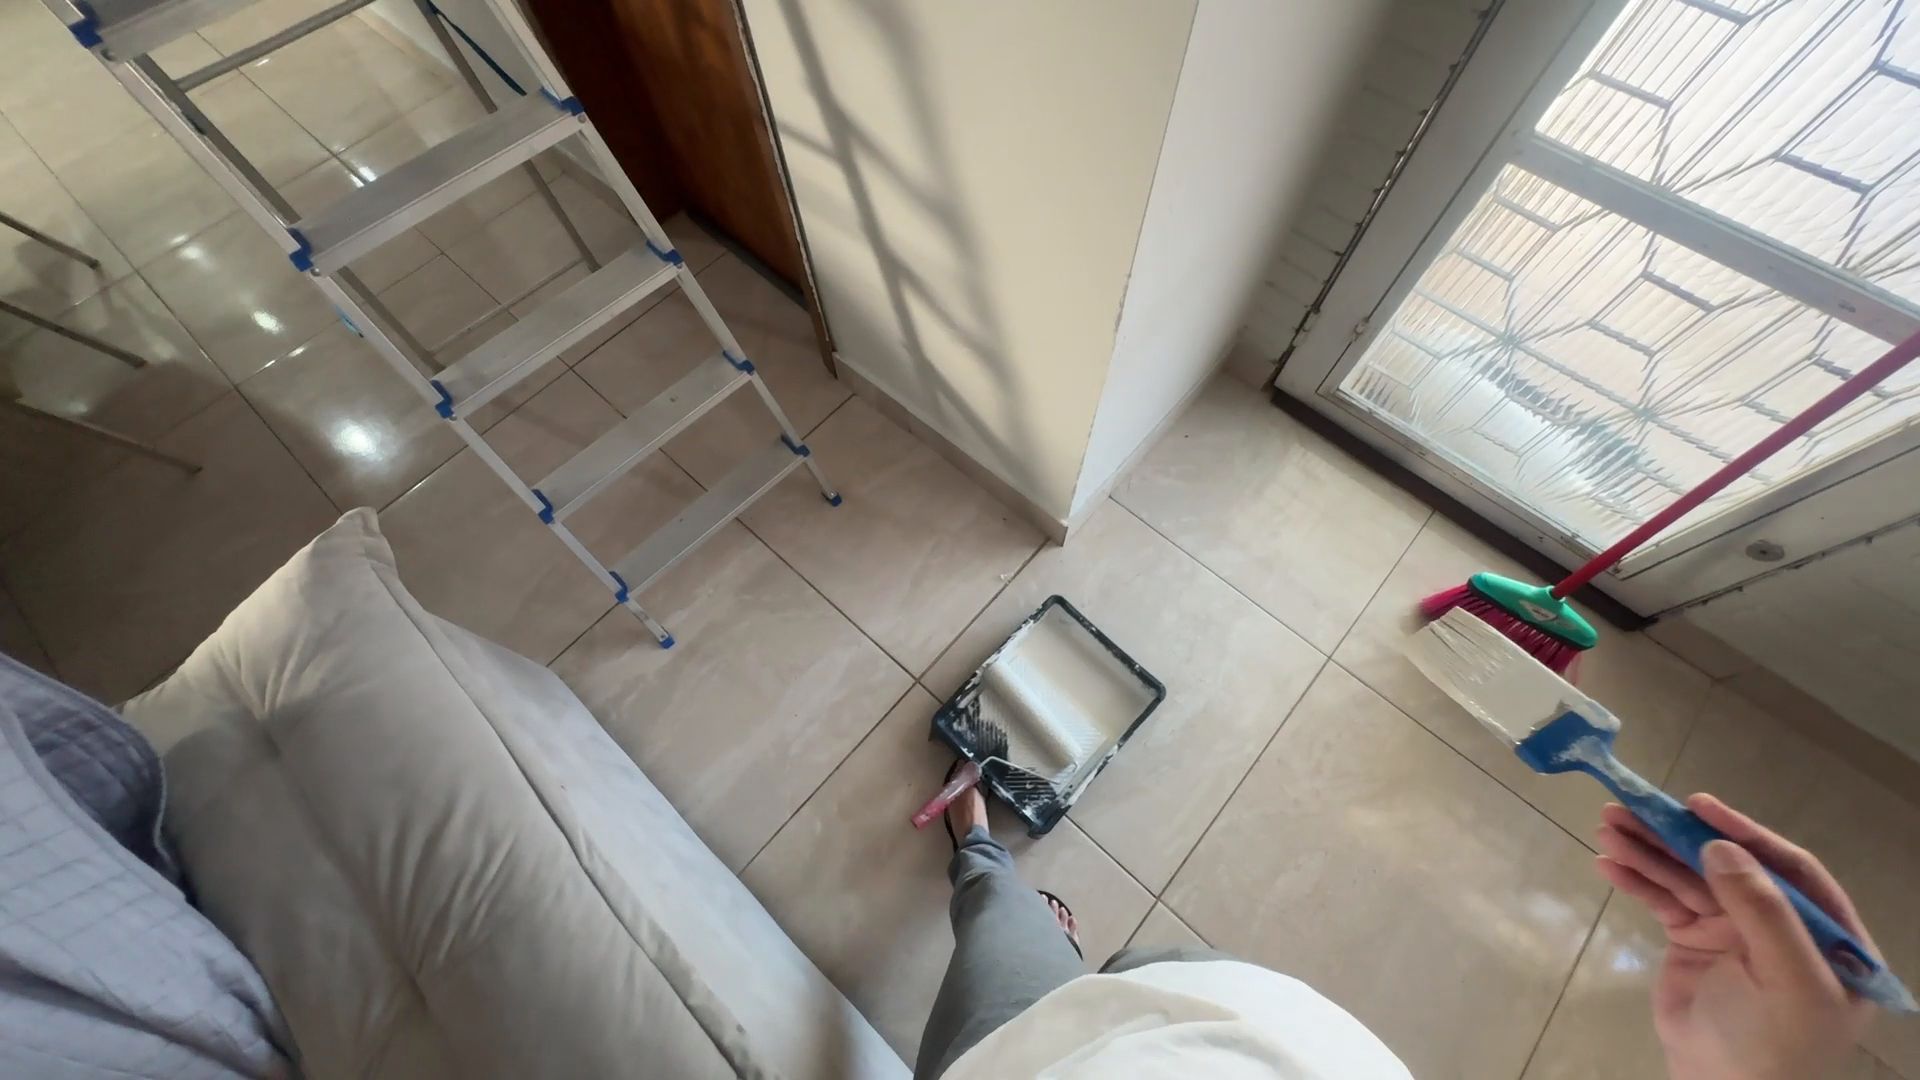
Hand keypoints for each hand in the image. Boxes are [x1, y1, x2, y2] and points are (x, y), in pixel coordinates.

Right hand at [1594, 794, 1877, 1079]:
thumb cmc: (1773, 1038)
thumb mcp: (1788, 981)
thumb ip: (1763, 913)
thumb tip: (1718, 846)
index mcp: (1826, 939)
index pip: (1791, 871)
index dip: (1745, 834)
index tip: (1697, 805)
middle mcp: (1779, 928)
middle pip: (1723, 866)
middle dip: (1674, 836)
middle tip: (1624, 809)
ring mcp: (1731, 933)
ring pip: (1685, 877)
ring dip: (1645, 852)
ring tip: (1604, 830)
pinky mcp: (1690, 939)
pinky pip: (1661, 899)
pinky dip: (1634, 880)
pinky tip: (1607, 866)